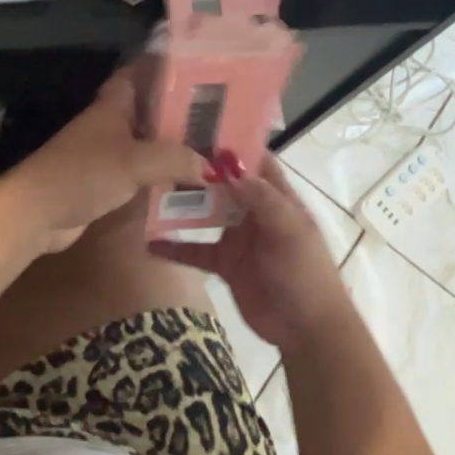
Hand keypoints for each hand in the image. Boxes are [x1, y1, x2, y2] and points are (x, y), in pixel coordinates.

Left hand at [2, 65, 208, 253]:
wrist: (37, 213)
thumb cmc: (82, 173)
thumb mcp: (135, 160)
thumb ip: (175, 158)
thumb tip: (211, 167)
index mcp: (113, 106)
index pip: (140, 73)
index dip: (165, 66)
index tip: (200, 67)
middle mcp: (110, 125)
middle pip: (150, 110)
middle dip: (181, 112)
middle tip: (222, 114)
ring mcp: (106, 155)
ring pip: (147, 144)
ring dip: (174, 147)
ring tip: (215, 148)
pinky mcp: (105, 183)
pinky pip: (141, 174)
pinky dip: (162, 176)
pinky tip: (189, 183)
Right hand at [150, 153, 353, 353]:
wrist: (306, 329)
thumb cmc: (305, 274)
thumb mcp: (289, 231)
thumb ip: (262, 198)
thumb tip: (228, 166)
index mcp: (277, 198)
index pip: (254, 161)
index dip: (231, 144)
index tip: (198, 125)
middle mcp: (255, 212)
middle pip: (224, 183)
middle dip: (198, 168)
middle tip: (161, 151)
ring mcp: (238, 238)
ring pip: (205, 213)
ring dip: (182, 203)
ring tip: (149, 188)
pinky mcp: (225, 264)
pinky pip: (195, 251)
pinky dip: (174, 248)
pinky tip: (148, 243)